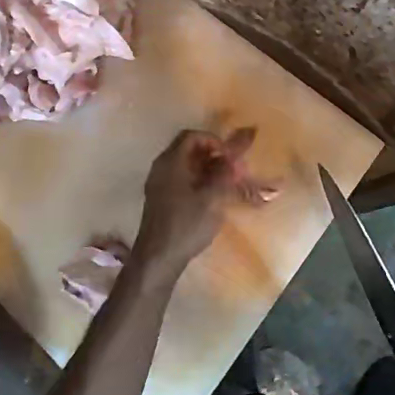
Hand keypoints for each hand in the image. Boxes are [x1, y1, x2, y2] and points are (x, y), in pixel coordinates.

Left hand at [128, 128, 259, 281]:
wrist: (158, 258)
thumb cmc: (186, 224)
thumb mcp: (211, 198)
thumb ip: (224, 174)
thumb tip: (235, 158)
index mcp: (171, 162)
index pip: (192, 136)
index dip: (214, 141)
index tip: (230, 157)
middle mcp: (161, 167)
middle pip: (188, 149)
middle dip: (213, 155)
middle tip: (232, 169)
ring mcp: (159, 183)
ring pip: (185, 165)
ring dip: (207, 168)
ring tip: (227, 182)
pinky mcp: (160, 198)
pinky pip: (181, 178)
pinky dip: (198, 180)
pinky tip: (212, 195)